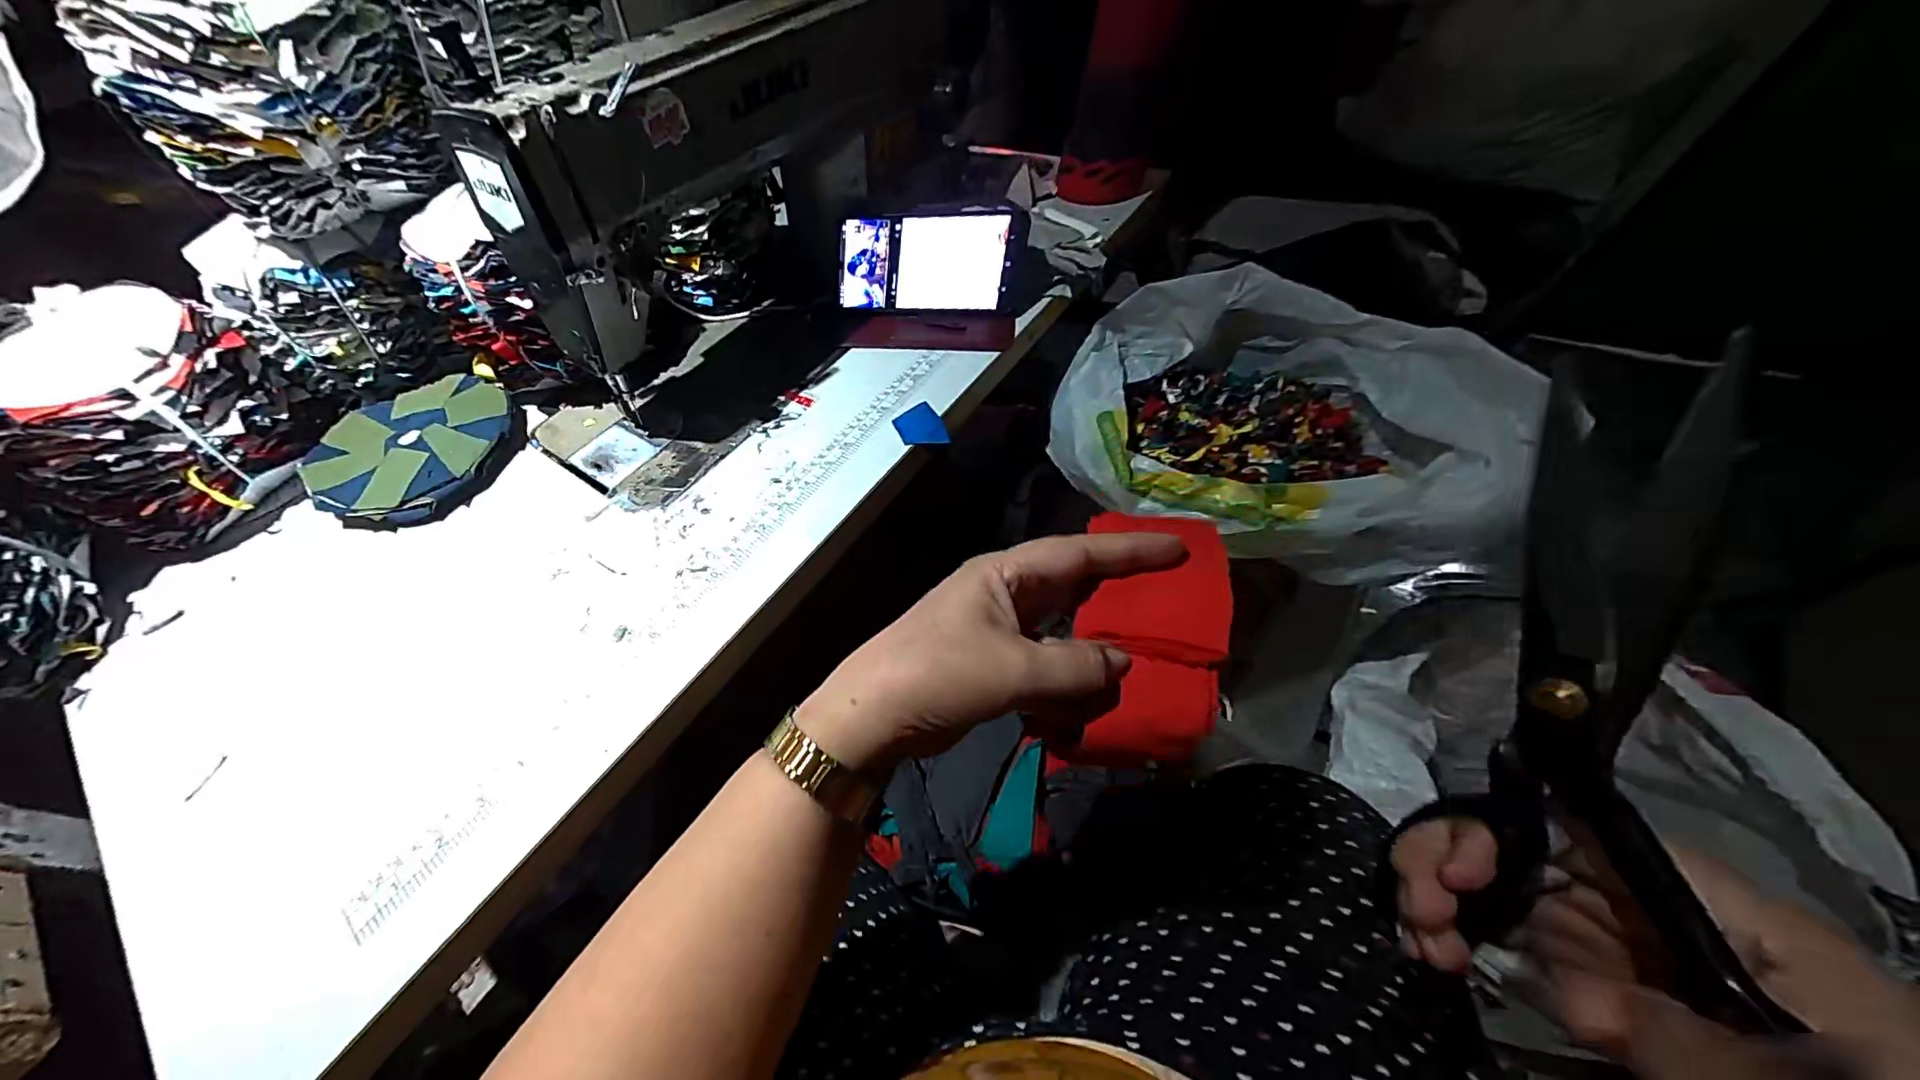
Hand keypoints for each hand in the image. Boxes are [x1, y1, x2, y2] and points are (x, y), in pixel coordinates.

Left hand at [794, 533, 1187, 773]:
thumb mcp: (1012, 669)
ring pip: (1063, 636)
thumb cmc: (937, 673)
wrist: (871, 717)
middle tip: (1168, 605)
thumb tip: (1124, 662)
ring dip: (1094, 654)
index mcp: (1006, 575)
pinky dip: (1067, 686)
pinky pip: (1045, 670)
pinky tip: (1088, 706)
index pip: (1079, 553)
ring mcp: (999, 633)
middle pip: (1074, 591)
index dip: (1130, 551)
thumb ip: (1075, 666)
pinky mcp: (994, 669)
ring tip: (1138, 665)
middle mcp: (1005, 596)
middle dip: (1117, 600)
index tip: (1178, 550)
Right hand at [1392, 819, 1919, 1077]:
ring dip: (1440, 905)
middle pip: (1518, 854)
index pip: (1579, 832)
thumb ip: (1684, 1031)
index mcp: (1696, 897)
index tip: (1459, 874)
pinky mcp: (1588, 986)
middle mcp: (1636, 906)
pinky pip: (1507, 948)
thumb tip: (1570, 1001)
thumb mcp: (1801, 1070)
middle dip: (1449, 864)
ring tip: (1420, 939)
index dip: (1502, 833)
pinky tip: (1432, 952)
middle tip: (1420, 908)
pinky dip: (1457, 941)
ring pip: (1496, 896)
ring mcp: (1608, 946)